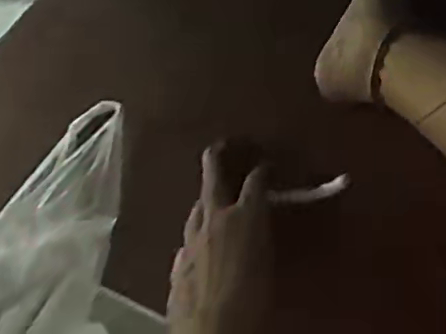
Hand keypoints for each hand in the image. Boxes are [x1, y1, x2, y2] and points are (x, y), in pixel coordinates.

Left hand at [168, 144, 271, 333]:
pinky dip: (196, 238)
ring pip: (196, 208)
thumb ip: (263, 233)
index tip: (268, 166)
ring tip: (214, 204)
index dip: (264, 169)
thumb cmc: (253, 300)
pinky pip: (187, 242)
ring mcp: (191, 242)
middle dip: (218, 156)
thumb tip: (262, 220)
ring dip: (206, 202)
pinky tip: (199, 248)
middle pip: (213, 174)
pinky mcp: (176, 267)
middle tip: (223, 145)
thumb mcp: (268, 260)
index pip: (257, 178)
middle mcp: (216, 218)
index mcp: (245, 215)